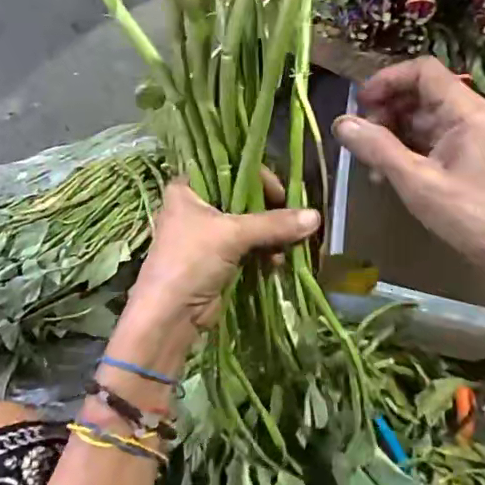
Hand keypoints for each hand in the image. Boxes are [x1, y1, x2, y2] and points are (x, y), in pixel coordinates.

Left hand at [120, 179, 319, 343]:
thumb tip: (316, 217)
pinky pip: (248, 247)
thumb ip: (273, 224)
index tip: (282, 195)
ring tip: (290, 245)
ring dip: (271, 234)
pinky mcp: (217, 259)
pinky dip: (265, 251)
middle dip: (270, 210)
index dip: (258, 178)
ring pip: (248, 224)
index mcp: (188, 188)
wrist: (168, 316)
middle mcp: (196, 206)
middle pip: (242, 197)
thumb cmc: (190, 262)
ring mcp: (206, 234)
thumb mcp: (232, 235)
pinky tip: (280, 261)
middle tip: (294, 220)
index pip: (229, 167)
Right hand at [332, 58, 484, 271]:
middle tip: (360, 138)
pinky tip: (382, 173)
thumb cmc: (467, 214)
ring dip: (388, 133)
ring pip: (417, 117)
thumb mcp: (415, 180)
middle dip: (384, 110)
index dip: (387, 80)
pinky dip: (400, 149)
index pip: (423, 70)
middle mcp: (468, 115)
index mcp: (466, 111)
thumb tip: (340, 122)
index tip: (360, 104)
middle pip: (417, 92)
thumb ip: (377, 147)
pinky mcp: (460, 154)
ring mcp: (465, 135)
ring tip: (368, 162)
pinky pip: (423, 138)